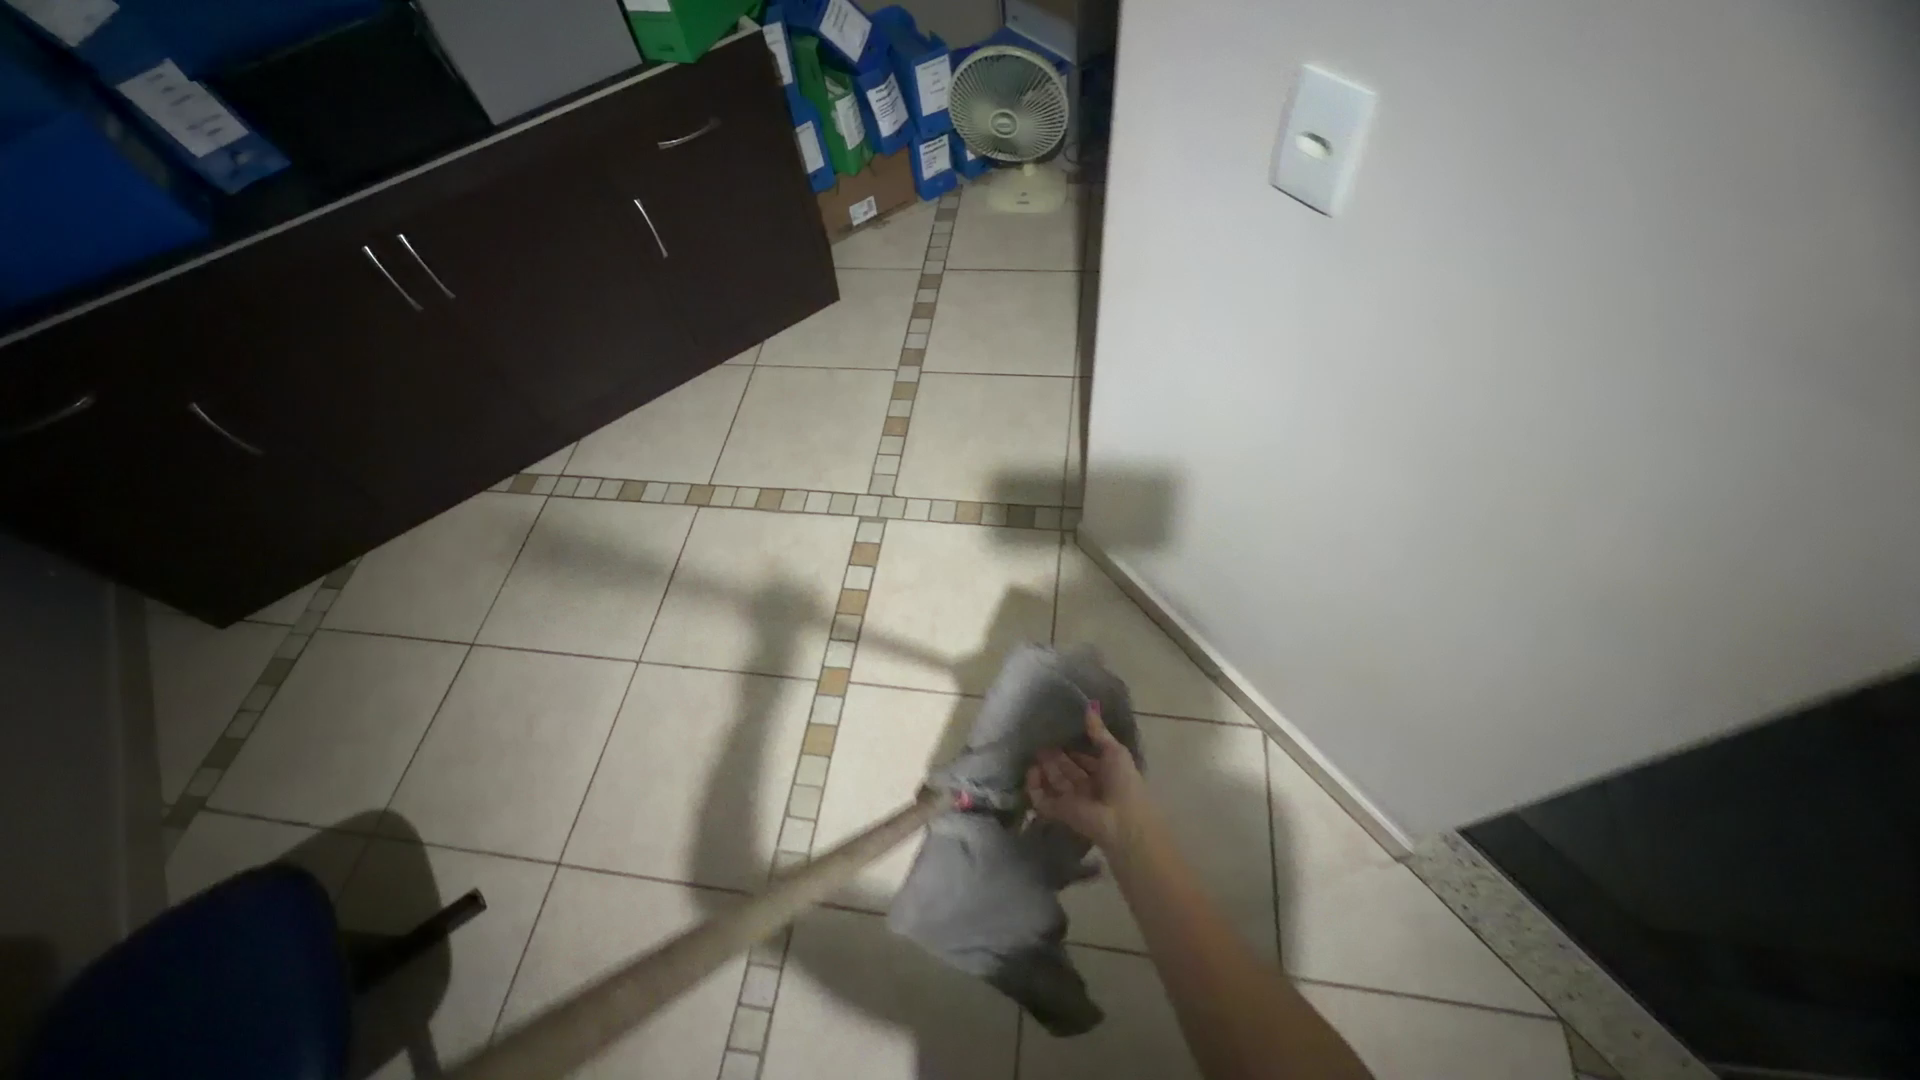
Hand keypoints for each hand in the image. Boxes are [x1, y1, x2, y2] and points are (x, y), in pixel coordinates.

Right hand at [1026, 702, 1148, 849]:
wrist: (1122, 820)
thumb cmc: (1123, 783)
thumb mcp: (1115, 751)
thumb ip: (1099, 732)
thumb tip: (1089, 707)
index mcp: (1104, 774)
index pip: (1084, 760)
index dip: (1073, 749)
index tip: (1059, 734)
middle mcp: (1087, 786)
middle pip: (1066, 770)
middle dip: (1055, 757)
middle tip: (1041, 742)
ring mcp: (1072, 800)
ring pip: (1053, 782)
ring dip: (1044, 768)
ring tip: (1035, 752)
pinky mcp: (1059, 812)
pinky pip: (1041, 799)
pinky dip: (1034, 787)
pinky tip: (1032, 771)